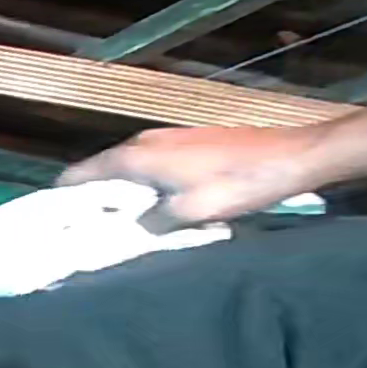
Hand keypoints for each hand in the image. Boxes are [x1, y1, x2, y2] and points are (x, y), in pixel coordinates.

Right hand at [58, 124, 321, 226]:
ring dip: (122, 186)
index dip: (62, 198)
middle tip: (99, 220)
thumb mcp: (192, 213)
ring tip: (133, 210)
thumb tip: (130, 230)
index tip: (63, 219)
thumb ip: (150, 223)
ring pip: (124, 165)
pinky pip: (148, 159)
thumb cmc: (239, 183)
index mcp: (128, 158)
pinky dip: (144, 177)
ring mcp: (162, 137)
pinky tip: (164, 193)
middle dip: (93, 195)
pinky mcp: (185, 137)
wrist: (304, 153)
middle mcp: (136, 143)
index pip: (73, 176)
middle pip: (97, 170)